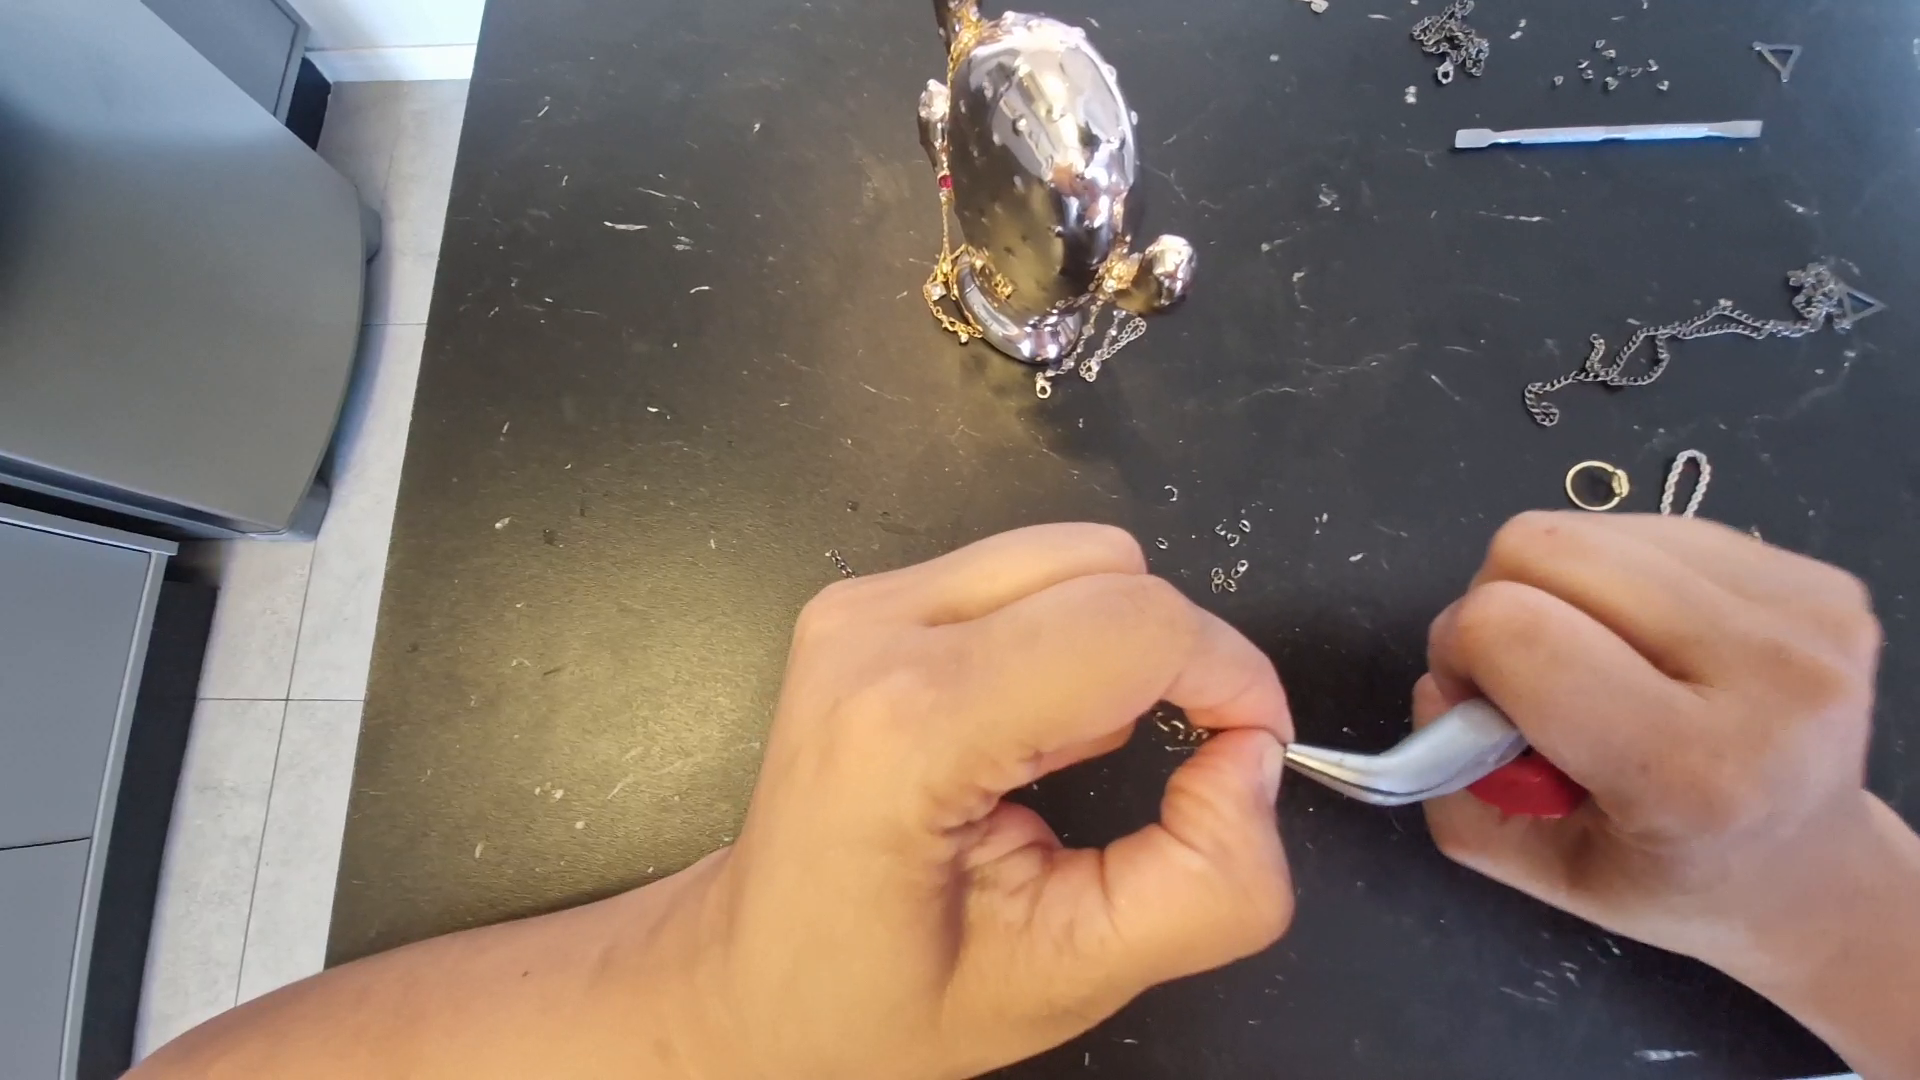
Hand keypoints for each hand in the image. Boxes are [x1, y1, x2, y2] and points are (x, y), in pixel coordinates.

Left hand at [655, 523, 1295, 1079]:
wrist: (754, 965)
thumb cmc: (885, 993)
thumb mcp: (1071, 974)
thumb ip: (1208, 884)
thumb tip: (1252, 756)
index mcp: (911, 726)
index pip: (1130, 624)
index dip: (1229, 673)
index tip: (1248, 744)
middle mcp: (876, 630)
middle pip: (1108, 568)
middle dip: (1177, 655)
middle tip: (1164, 755)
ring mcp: (862, 601)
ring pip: (1070, 554)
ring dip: (1114, 640)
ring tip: (1067, 745)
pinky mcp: (865, 596)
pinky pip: (1019, 570)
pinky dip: (1061, 630)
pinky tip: (1023, 714)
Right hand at [1417, 512, 1919, 1075]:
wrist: (1808, 874)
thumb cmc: (1651, 874)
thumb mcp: (1510, 853)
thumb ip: (1441, 773)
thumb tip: (1444, 681)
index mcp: (1688, 768)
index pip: (1508, 628)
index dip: (1456, 649)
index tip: (1477, 699)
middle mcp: (1768, 675)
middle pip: (1536, 548)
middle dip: (1492, 600)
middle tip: (1522, 667)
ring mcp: (1802, 615)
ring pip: (1576, 529)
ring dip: (1544, 584)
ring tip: (1582, 650)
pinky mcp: (1817, 578)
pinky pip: (1635, 528)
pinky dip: (1600, 573)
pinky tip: (1632, 632)